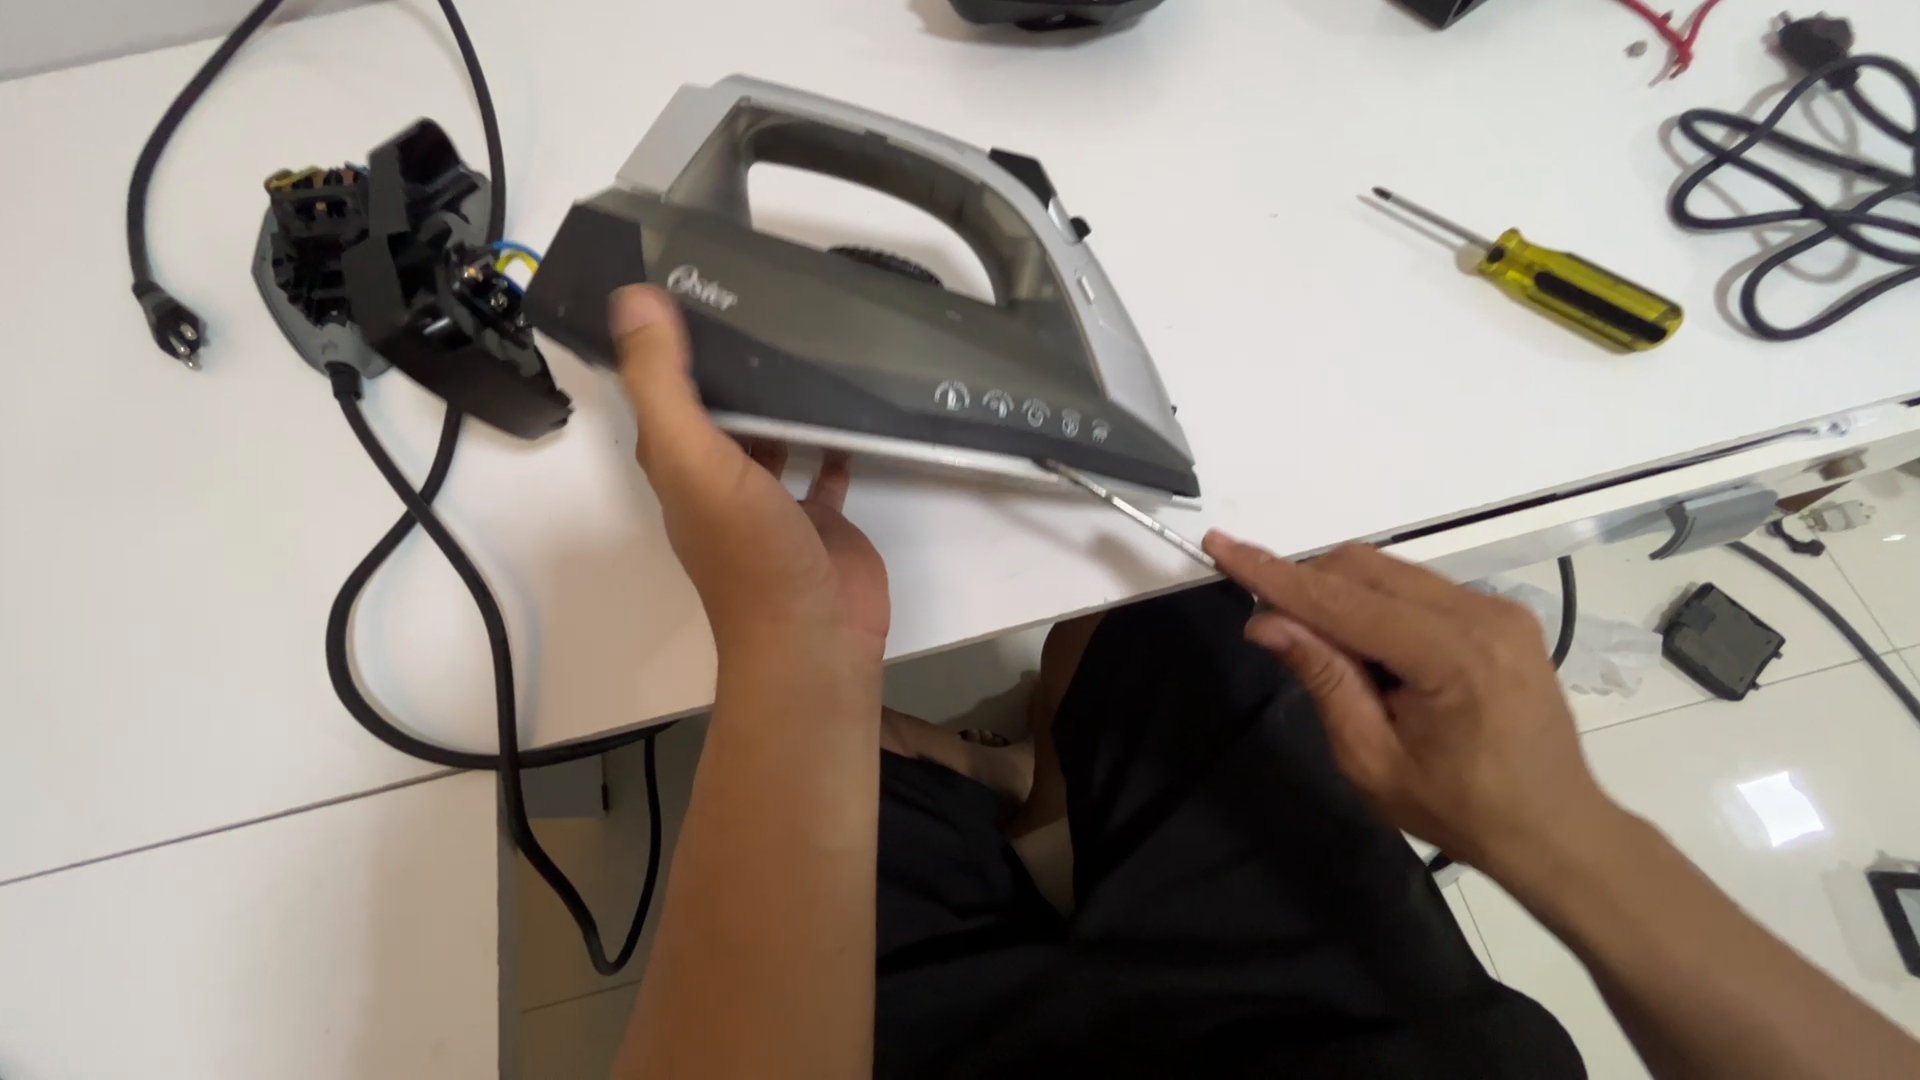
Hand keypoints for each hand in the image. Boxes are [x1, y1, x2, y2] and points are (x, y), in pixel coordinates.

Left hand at [611, 286, 889, 661]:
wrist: (814, 633)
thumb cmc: (750, 551)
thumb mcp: (695, 460)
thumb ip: (666, 384)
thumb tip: (636, 298)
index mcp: (680, 464)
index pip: (662, 392)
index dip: (664, 342)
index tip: (684, 282)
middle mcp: (721, 479)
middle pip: (720, 410)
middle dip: (731, 364)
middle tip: (759, 299)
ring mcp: (774, 500)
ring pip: (772, 435)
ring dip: (780, 399)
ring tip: (804, 341)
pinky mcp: (821, 516)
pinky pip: (824, 467)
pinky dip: (831, 441)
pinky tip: (846, 409)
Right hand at [1202, 533, 1615, 871]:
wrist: (1556, 829)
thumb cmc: (1459, 809)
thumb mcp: (1370, 757)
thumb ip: (1322, 677)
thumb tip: (1266, 621)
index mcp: (1454, 657)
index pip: (1341, 601)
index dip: (1273, 574)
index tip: (1221, 546)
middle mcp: (1482, 614)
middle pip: (1362, 567)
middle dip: (1301, 583)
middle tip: (1267, 623)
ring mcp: (1496, 607)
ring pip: (1384, 569)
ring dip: (1333, 593)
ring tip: (1316, 644)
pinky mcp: (1497, 612)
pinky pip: (1410, 585)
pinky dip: (1367, 601)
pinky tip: (1361, 646)